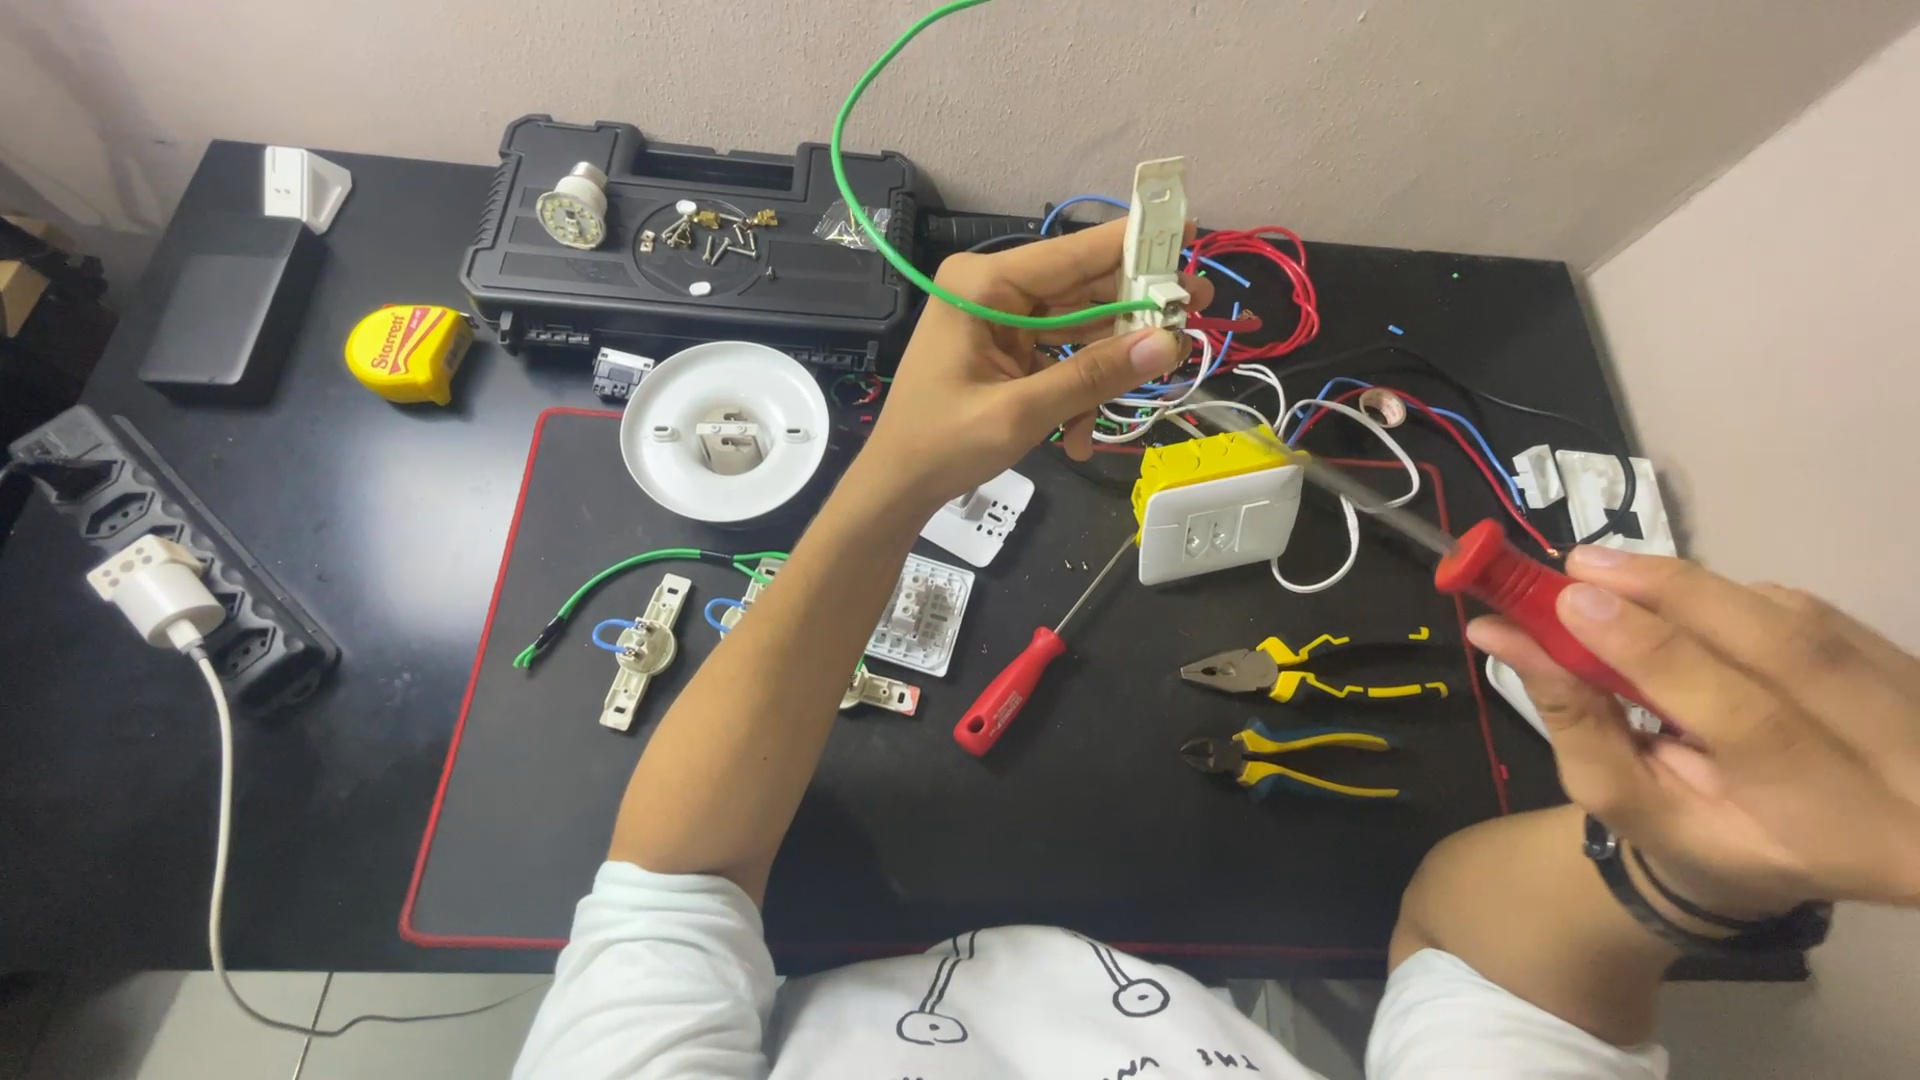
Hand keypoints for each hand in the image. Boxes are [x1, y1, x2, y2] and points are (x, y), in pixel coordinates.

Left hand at [859, 219, 1213, 505]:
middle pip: (1082, 289)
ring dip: (1104, 372)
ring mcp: (1000, 323)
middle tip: (1195, 317)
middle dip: (1134, 313)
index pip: (1072, 254)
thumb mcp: (1021, 413)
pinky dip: (1076, 394)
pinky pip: (1059, 360)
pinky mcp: (1006, 353)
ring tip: (1145, 392)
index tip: (1191, 234)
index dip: (1134, 245)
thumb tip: (1168, 343)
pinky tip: (1077, 439)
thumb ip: (1093, 377)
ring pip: (1078, 328)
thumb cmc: (942, 446)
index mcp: (983, 286)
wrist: (898, 485)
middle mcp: (992, 292)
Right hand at [1469, 547, 1919, 912]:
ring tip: (1607, 576)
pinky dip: (1726, 594)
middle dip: (1676, 594)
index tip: (1571, 599)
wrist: (1797, 844)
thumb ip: (1567, 714)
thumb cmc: (1689, 834)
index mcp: (1829, 829)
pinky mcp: (1907, 667)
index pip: (1747, 722)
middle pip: (1791, 652)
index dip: (1655, 652)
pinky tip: (1675, 603)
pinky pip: (1806, 609)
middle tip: (1581, 564)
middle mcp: (1908, 770)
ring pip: (1795, 620)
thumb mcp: (1616, 793)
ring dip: (1691, 587)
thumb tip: (1496, 630)